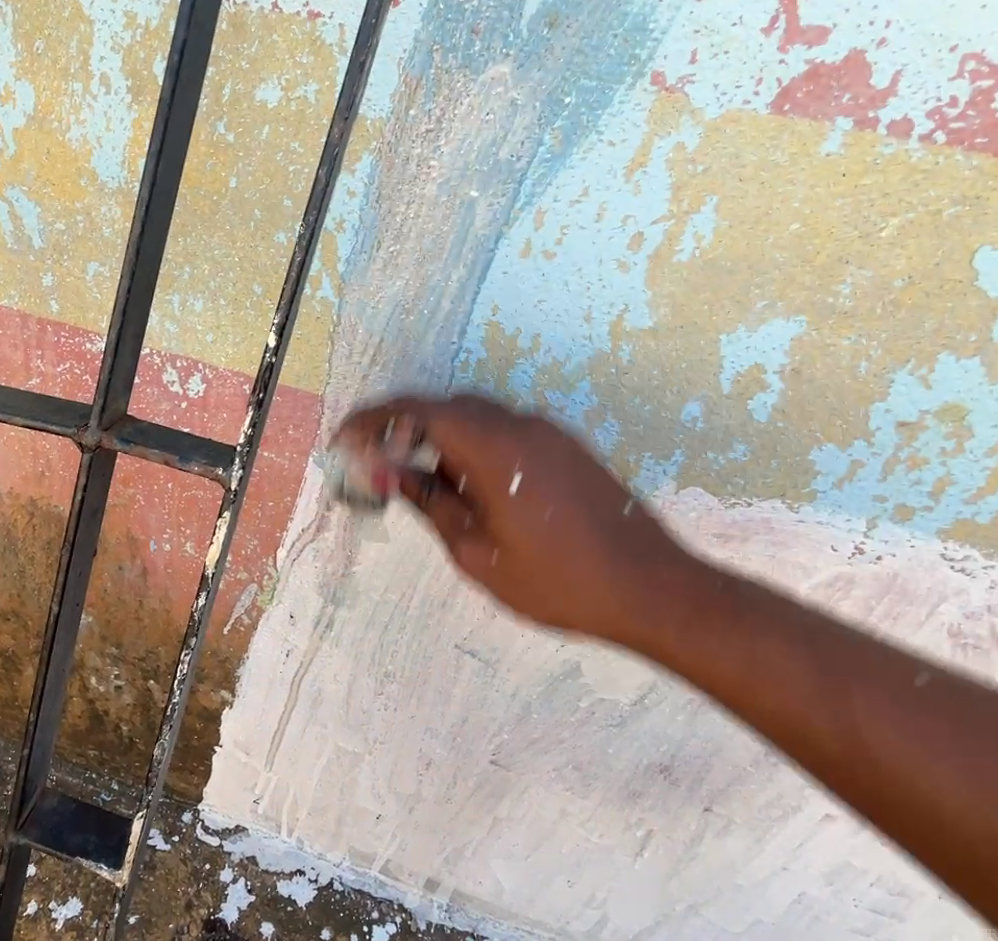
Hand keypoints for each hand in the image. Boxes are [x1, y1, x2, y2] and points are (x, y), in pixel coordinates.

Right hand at [334, 394, 690, 641]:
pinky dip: (471, 446)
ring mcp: (549, 433)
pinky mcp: (566, 448)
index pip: (418, 412)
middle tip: (374, 462)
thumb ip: (430, 504)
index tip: (343, 438)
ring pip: (477, 417)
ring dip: (438, 436)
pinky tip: (465, 485)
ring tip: (415, 478)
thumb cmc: (558, 582)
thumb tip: (392, 473)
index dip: (374, 420)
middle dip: (403, 427)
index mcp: (494, 448)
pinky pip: (504, 431)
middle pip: (447, 407)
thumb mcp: (477, 553)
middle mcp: (521, 425)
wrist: (654, 590)